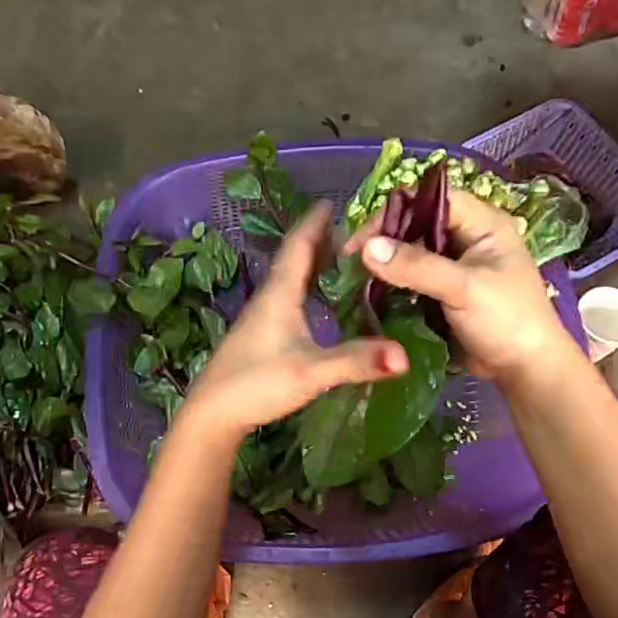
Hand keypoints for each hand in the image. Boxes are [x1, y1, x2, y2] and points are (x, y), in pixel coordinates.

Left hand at [179, 202, 407, 439]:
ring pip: (291, 280)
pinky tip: (318, 303)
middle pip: (295, 259)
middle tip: (351, 231)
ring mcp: (262, 319)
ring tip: (340, 260)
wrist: (213, 415)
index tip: (333, 202)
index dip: (315, 222)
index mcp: (280, 294)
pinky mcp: (261, 338)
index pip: (298, 246)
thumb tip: (405, 356)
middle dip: (320, 241)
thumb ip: (356, 361)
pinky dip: (308, 290)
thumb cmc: (257, 383)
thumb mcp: (312, 372)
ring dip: (313, 265)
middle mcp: (269, 299)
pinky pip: (289, 300)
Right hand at [349, 189, 579, 385]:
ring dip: (387, 267)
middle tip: (351, 262)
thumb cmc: (507, 320)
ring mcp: (456, 268)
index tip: (363, 238)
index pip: (432, 199)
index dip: (395, 212)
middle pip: (417, 227)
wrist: (526, 369)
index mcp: (482, 224)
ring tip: (355, 279)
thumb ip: (417, 267)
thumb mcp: (464, 289)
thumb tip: (368, 248)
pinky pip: (414, 283)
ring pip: (412, 256)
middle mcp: (468, 239)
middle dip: (385, 241)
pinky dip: (394, 288)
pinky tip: (371, 296)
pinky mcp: (446, 295)